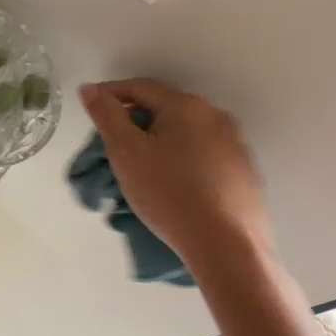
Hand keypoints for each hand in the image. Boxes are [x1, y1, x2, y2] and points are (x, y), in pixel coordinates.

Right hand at [78, 78, 271, 266]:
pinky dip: (183, 158)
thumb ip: (106, 115)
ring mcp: (236, 145)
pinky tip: (174, 183)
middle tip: (113, 142)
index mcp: (187, 106)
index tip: (91, 108)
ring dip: (160, 139)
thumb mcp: (126, 152)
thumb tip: (90, 88)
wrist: (228, 248)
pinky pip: (205, 154)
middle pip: (165, 107)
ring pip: (186, 131)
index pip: (139, 87)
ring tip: (142, 165)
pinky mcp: (245, 172)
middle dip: (135, 119)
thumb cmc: (170, 193)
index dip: (110, 94)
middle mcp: (216, 116)